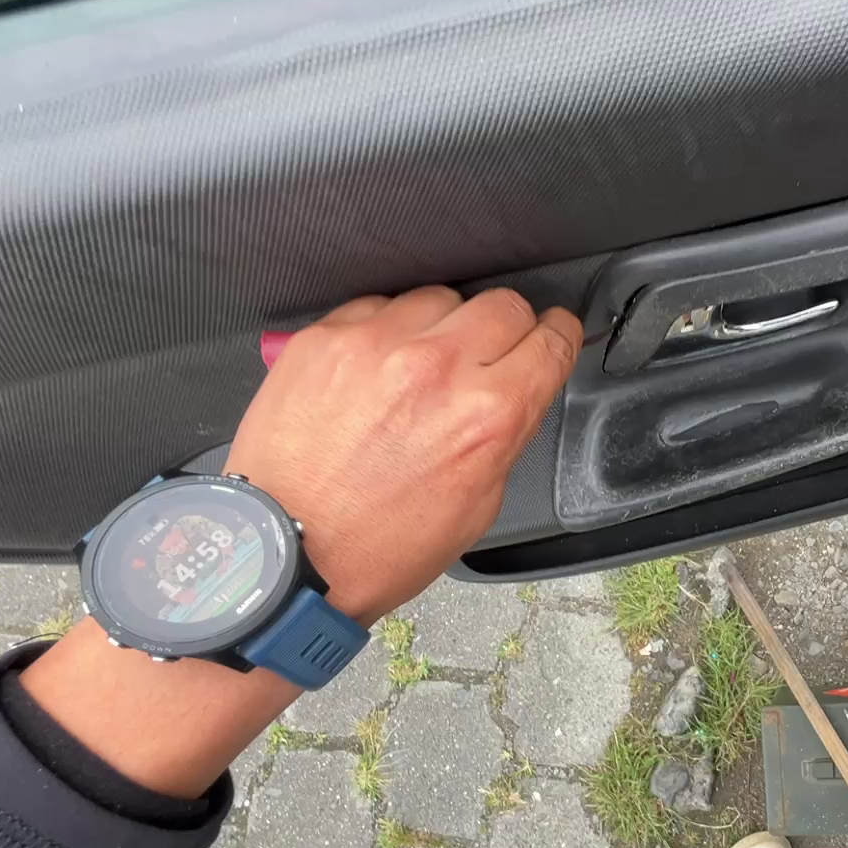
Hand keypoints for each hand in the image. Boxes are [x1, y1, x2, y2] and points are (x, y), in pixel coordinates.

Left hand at [225, 286, 581, 623]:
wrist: (286, 550)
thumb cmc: (384, 541)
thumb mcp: (482, 501)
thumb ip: (509, 431)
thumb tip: (520, 387)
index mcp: (490, 416)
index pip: (552, 340)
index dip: (560, 335)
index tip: (554, 335)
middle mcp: (439, 368)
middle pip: (506, 304)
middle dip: (510, 329)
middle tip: (491, 357)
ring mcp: (378, 345)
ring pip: (444, 297)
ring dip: (448, 326)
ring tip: (425, 368)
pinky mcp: (327, 338)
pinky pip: (381, 306)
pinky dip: (392, 330)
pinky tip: (382, 369)